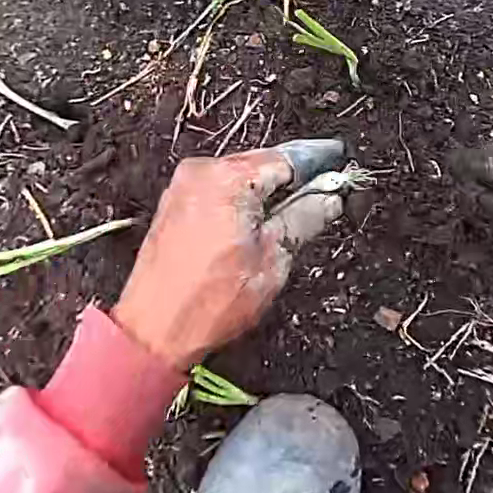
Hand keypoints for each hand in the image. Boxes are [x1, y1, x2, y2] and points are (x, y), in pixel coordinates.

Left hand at [111, 141, 344, 372]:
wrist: (150, 332)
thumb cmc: (213, 299)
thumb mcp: (275, 257)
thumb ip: (307, 215)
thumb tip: (331, 196)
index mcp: (228, 178)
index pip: (289, 160)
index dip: (319, 168)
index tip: (341, 173)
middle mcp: (202, 170)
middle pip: (265, 164)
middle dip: (294, 181)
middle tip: (324, 199)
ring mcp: (185, 185)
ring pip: (244, 176)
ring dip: (270, 192)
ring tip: (292, 217)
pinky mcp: (176, 202)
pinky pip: (223, 189)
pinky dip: (245, 200)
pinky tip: (259, 223)